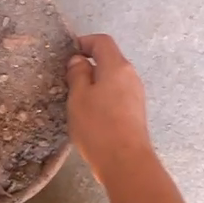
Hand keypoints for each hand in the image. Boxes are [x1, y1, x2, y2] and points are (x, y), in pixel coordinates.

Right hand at [66, 34, 154, 183]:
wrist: (125, 160)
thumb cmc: (97, 126)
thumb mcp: (78, 98)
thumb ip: (78, 75)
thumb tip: (78, 61)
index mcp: (116, 66)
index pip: (102, 42)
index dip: (84, 42)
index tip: (68, 52)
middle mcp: (130, 75)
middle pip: (109, 60)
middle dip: (89, 64)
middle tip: (68, 79)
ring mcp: (135, 94)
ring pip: (113, 79)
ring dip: (95, 83)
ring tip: (77, 99)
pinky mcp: (135, 112)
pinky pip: (116, 95)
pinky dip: (102, 96)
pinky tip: (91, 114)